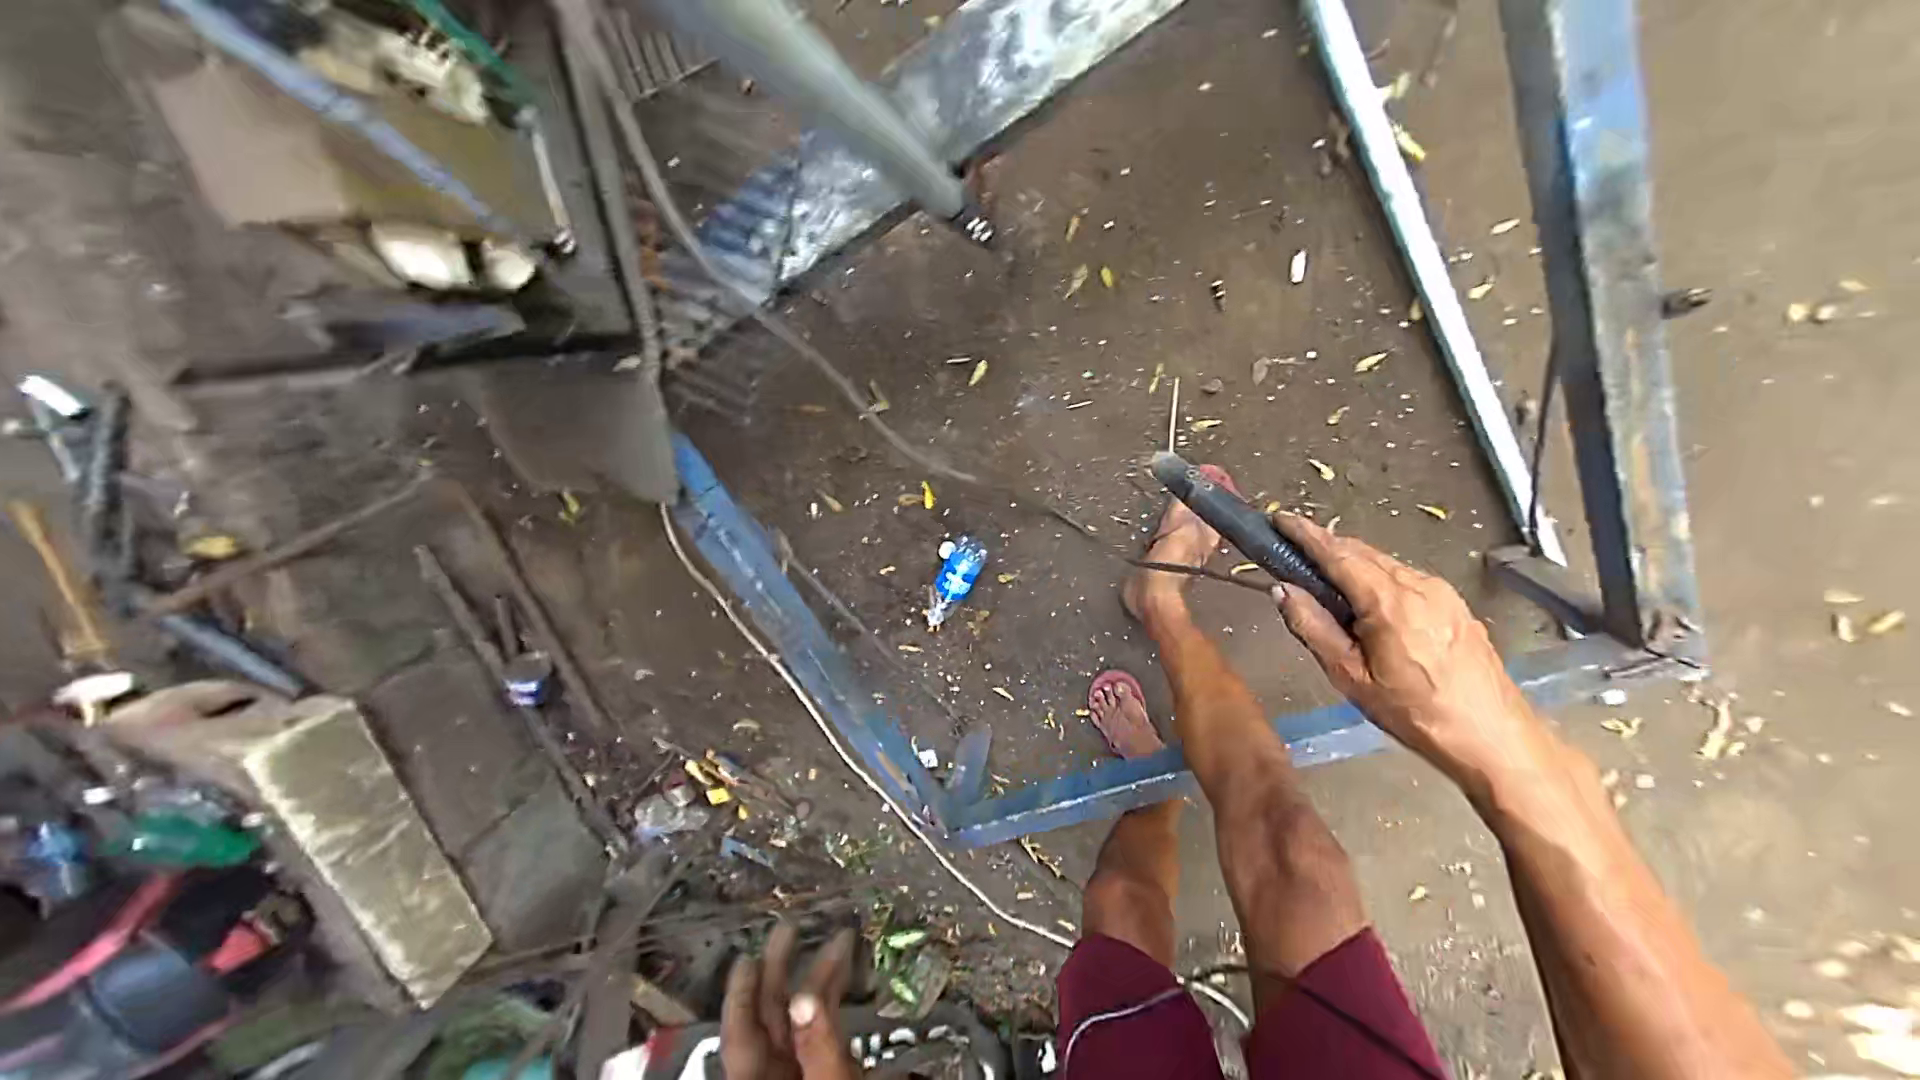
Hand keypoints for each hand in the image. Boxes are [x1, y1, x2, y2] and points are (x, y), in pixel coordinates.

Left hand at [721, 923, 858, 1079]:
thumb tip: (806, 998)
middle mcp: (770, 1070)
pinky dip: (830, 999)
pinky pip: (819, 1026)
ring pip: (799, 1015)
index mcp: (754, 1078)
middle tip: (791, 925)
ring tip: (840, 938)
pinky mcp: (818, 1069)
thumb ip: (817, 1045)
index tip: (748, 955)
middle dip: (782, 966)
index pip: (739, 1032)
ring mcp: (795, 1069)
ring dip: (818, 975)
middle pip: (769, 1014)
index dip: (741, 992)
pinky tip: (846, 971)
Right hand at [1269, 513, 1549, 792]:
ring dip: (1348, 560)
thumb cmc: (1415, 713)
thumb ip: (1312, 626)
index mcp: (1390, 602)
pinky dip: (1373, 575)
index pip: (1338, 554)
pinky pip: (1403, 577)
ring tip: (1320, 571)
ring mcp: (1442, 593)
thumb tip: (1283, 590)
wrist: (1495, 739)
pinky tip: (1361, 595)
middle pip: (1361, 551)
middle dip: (1324, 544)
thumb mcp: (1349, 675)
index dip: (1305, 534)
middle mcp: (1419, 586)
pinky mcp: (1454, 605)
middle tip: (1291, 544)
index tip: (1279, 520)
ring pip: (1383, 563)